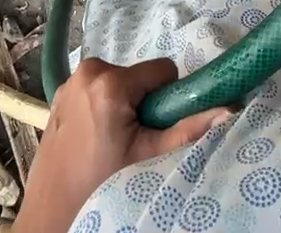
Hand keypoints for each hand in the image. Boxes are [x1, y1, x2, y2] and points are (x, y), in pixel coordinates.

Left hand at [15, 59, 231, 232]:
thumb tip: (228, 110)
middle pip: (138, 76)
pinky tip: (94, 136)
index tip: (156, 125)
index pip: (162, 70)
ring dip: (122, 104)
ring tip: (111, 140)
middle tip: (132, 138)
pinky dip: (102, 105)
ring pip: (118, 81)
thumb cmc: (102, 183)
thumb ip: (188, 129)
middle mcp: (88, 70)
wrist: (53, 211)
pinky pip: (96, 88)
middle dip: (142, 102)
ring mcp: (70, 80)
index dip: (166, 98)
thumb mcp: (149, 157)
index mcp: (110, 81)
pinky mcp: (60, 92)